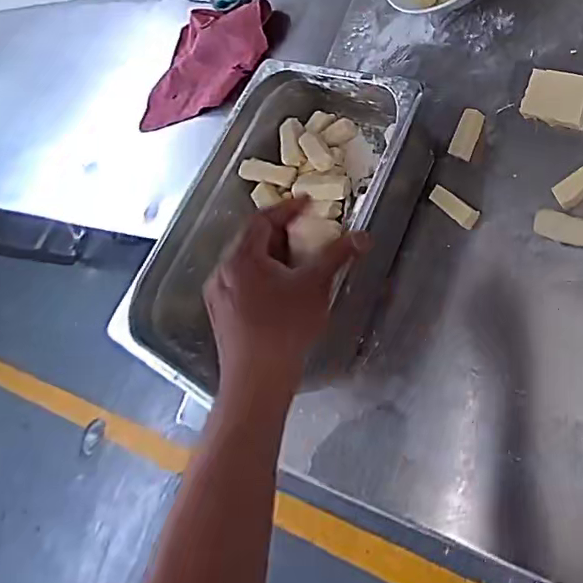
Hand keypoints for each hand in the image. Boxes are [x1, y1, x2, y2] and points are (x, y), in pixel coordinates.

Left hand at [204, 198, 362, 401]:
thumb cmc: (285, 326)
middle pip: (252, 240)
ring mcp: (219, 295)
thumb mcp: (317, 284)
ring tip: (301, 255)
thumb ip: (338, 255)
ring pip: (247, 261)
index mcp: (241, 259)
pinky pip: (244, 280)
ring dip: (274, 253)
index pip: (262, 220)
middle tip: (308, 228)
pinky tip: (286, 284)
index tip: (308, 203)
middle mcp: (223, 273)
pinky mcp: (223, 314)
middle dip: (282, 231)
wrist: (257, 379)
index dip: (287, 208)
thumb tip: (362, 236)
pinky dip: (265, 272)